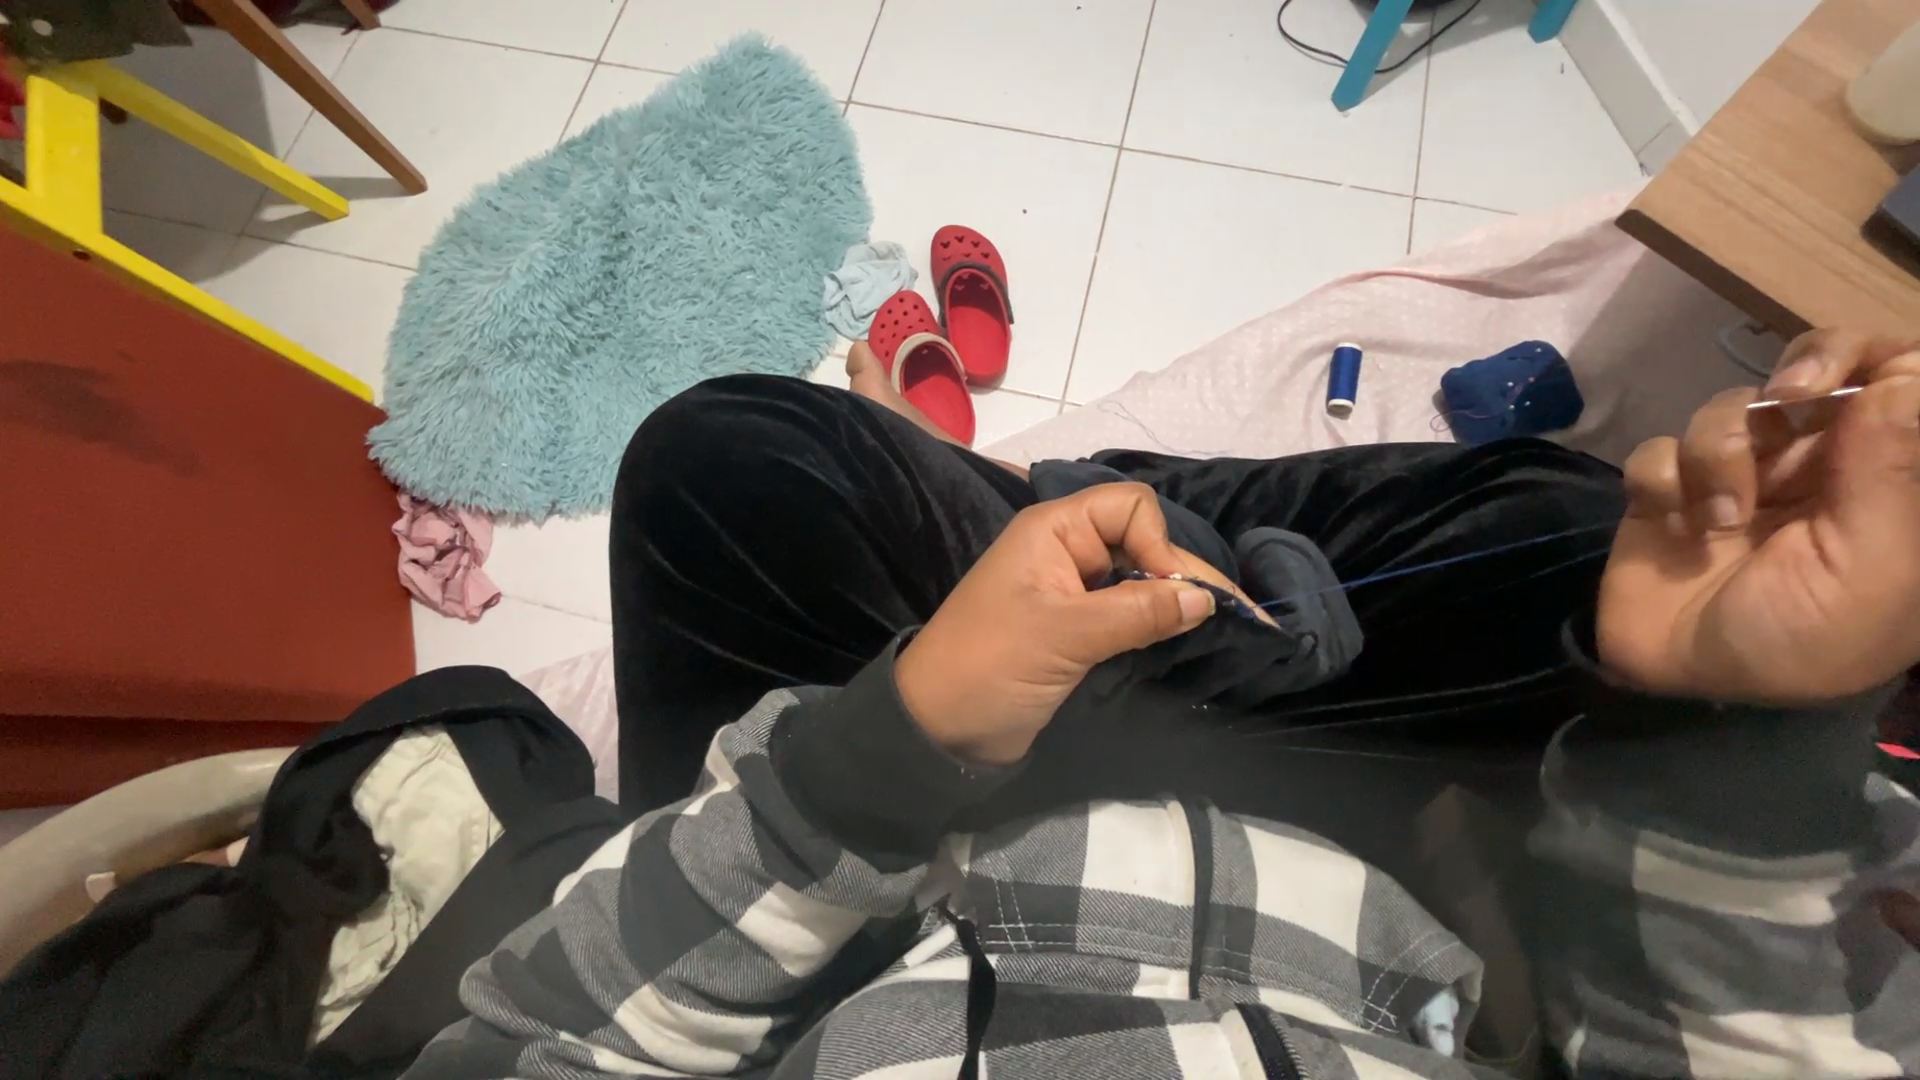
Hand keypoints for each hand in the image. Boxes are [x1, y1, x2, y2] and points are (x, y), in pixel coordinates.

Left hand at [895, 483, 1217, 763]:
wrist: (938, 728)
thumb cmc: (991, 666)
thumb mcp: (1064, 635)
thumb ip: (1136, 612)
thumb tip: (1204, 597)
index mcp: (1052, 530)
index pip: (1129, 507)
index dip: (1159, 542)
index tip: (1174, 594)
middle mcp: (1064, 550)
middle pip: (1142, 542)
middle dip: (1184, 573)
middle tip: (1236, 618)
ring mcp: (1071, 590)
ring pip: (1138, 578)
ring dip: (1176, 599)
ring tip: (1226, 627)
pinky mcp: (1076, 627)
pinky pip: (1127, 610)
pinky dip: (1156, 620)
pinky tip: (1185, 635)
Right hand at [1598, 329, 1919, 701]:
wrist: (1685, 682)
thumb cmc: (1801, 640)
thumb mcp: (1868, 571)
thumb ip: (1887, 477)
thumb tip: (1901, 378)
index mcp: (1886, 481)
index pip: (1902, 381)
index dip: (1875, 359)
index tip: (1839, 381)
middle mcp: (1814, 465)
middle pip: (1811, 370)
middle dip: (1796, 372)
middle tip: (1781, 402)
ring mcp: (1732, 476)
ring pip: (1723, 410)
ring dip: (1717, 457)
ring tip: (1717, 521)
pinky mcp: (1662, 492)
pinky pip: (1655, 451)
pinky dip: (1660, 483)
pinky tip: (1673, 525)